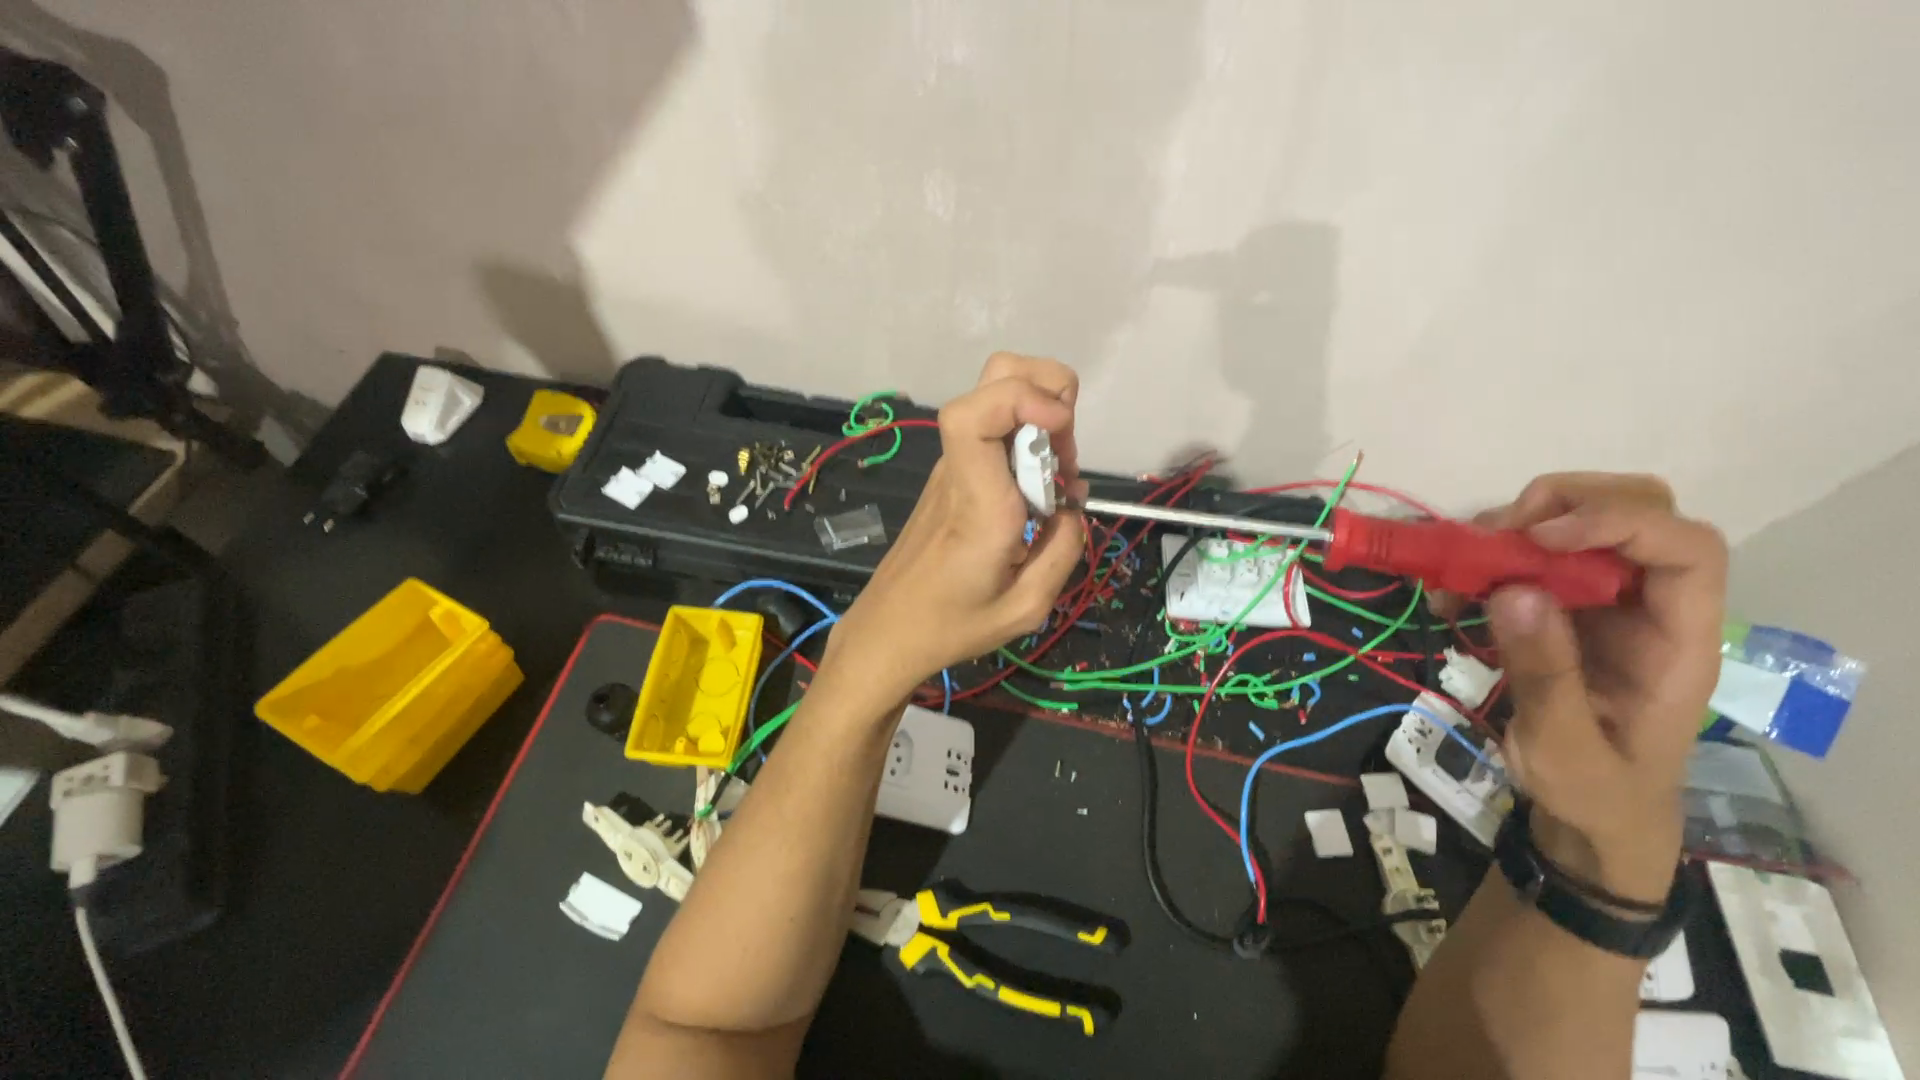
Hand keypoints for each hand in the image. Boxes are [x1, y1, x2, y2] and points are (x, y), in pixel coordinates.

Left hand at [820, 353, 1087, 708]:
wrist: (889, 631)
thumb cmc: (952, 626)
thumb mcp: (1026, 608)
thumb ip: (1063, 551)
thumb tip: (1073, 506)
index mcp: (978, 504)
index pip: (973, 415)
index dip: (1022, 397)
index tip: (1060, 430)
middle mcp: (962, 471)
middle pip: (994, 376)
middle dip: (1048, 389)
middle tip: (1066, 452)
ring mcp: (953, 467)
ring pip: (994, 395)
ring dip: (1040, 412)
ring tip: (1057, 470)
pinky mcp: (952, 475)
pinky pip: (992, 429)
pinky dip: (1026, 433)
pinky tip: (1037, 486)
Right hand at [1473, 474, 1726, 902]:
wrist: (1592, 815)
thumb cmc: (1595, 792)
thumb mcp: (1567, 750)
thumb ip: (1547, 674)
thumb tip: (1514, 590)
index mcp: (1679, 641)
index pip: (1684, 550)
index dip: (1617, 524)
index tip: (1538, 538)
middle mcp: (1650, 606)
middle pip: (1640, 509)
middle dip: (1567, 502)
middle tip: (1501, 533)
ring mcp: (1607, 602)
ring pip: (1585, 519)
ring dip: (1518, 525)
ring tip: (1461, 564)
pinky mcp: (1564, 608)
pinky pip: (1535, 556)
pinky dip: (1491, 555)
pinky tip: (1452, 588)